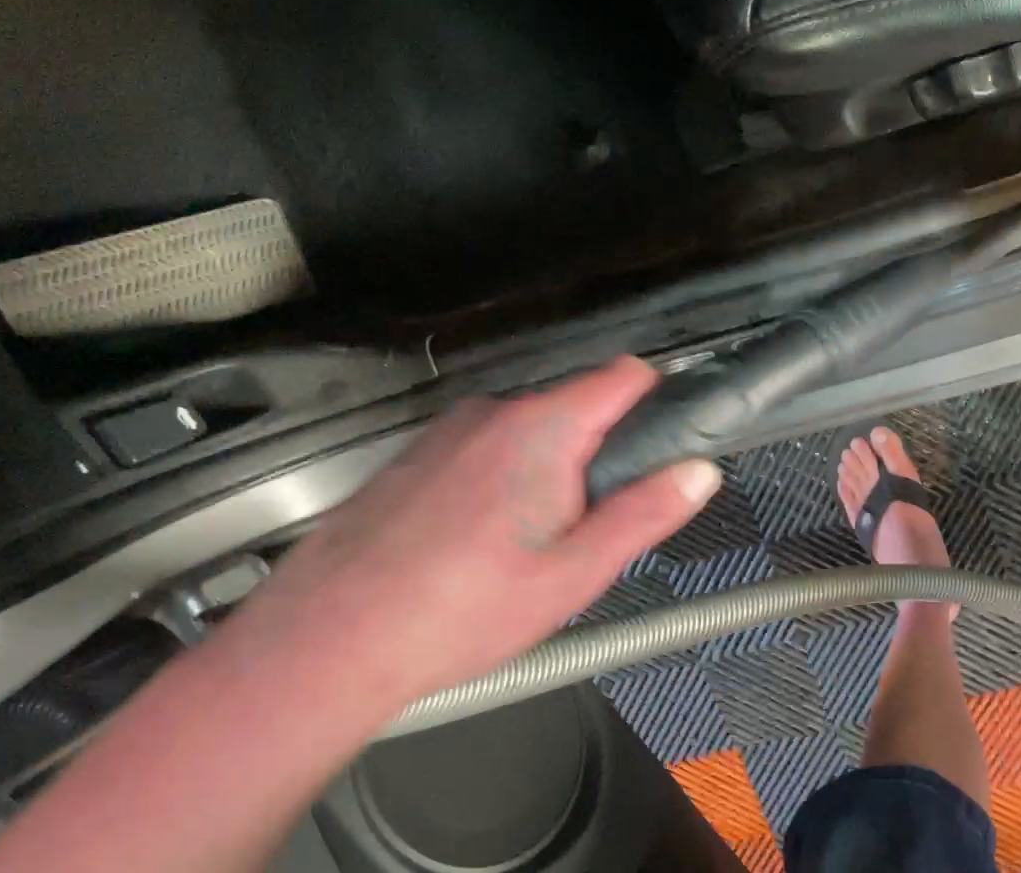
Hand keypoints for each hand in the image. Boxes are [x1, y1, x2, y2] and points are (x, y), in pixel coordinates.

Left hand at [225, 356, 720, 710]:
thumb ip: (645, 513)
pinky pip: (485, 450)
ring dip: (548, 471)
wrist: (320, 645)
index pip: (627, 375)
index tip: (661, 449)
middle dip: (598, 455)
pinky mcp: (416, 455)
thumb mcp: (574, 573)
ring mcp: (449, 431)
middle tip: (587, 528)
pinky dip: (501, 480)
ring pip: (531, 432)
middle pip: (579, 407)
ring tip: (526, 548)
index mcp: (544, 429)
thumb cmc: (457, 612)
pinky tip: (476, 546)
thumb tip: (701, 471)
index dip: (657, 402)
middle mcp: (496, 413)